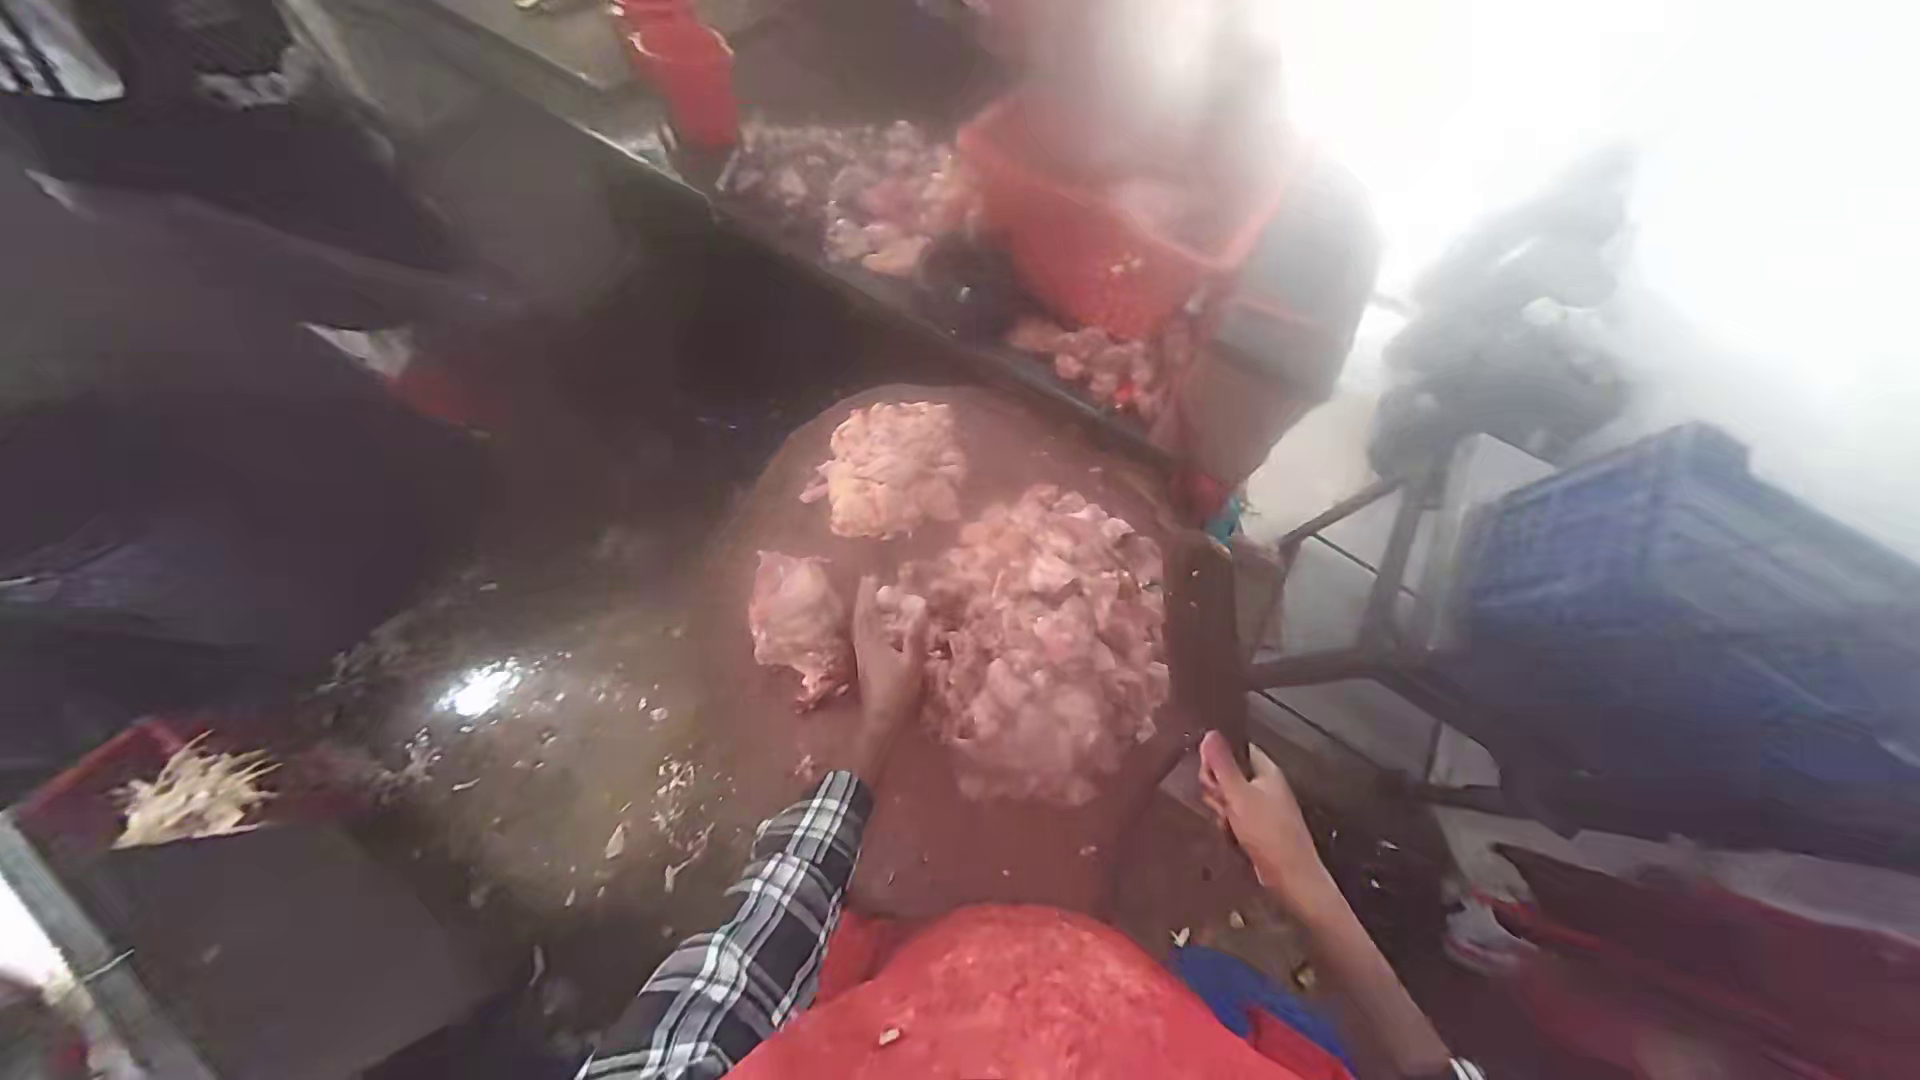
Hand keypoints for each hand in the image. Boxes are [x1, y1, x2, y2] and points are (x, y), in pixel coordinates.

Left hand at [847, 575, 928, 774]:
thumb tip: (920, 609)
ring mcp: (862, 657)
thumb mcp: (912, 664)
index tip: (870, 578)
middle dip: (863, 600)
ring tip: (869, 600)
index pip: (868, 613)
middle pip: (860, 619)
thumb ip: (916, 637)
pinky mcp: (864, 666)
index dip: (868, 595)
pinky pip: (861, 637)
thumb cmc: (898, 692)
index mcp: (873, 643)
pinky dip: (865, 625)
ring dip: (862, 612)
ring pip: (858, 629)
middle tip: (868, 584)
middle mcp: (863, 647)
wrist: (881, 721)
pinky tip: (871, 628)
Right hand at [1198, 730, 1337, 915]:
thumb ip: (1222, 765)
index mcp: (1266, 770)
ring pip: (1228, 794)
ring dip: (1221, 807)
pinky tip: (1230, 832)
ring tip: (1228, 821)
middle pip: (1228, 771)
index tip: (1210, 774)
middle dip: (1217, 788)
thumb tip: (1210, 732)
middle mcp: (1265, 783)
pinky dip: (1228, 821)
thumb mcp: (1239, 795)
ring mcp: (1263, 805)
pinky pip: (1234, 813)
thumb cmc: (1267, 833)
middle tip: (1221, 802)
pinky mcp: (1258, 824)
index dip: (1218, 757)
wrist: (1292, 880)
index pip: (1235, 748)